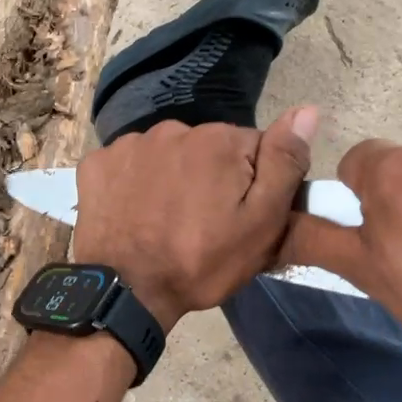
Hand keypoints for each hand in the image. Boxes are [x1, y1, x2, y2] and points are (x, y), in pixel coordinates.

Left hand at [72, 107, 318, 330]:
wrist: (126, 291)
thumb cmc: (200, 263)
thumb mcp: (261, 223)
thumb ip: (284, 163)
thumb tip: (306, 109)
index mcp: (218, 140)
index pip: (250, 148)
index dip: (248, 182)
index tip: (234, 214)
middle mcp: (171, 130)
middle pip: (203, 148)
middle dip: (206, 176)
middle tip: (197, 221)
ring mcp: (126, 146)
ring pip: (163, 155)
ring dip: (167, 177)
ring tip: (162, 219)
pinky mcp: (95, 165)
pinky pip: (124, 165)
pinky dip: (129, 182)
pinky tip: (131, 211)